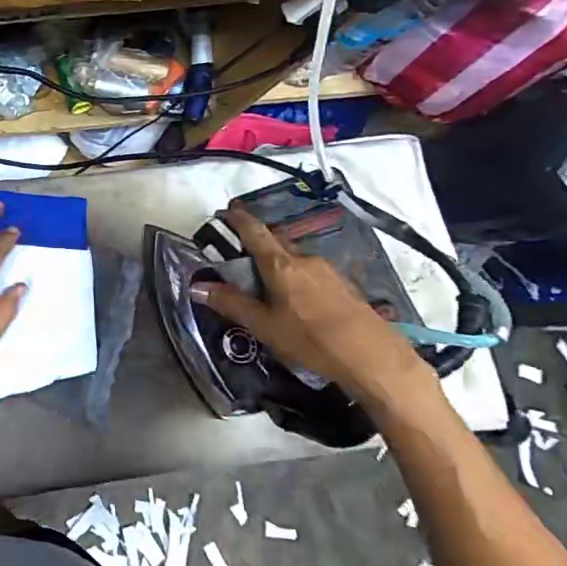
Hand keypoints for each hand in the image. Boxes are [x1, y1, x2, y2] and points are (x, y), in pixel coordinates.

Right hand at [191, 206, 440, 413]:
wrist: (369, 353)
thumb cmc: (310, 339)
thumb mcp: (264, 326)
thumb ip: (232, 304)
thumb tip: (197, 286)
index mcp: (280, 264)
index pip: (254, 231)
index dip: (238, 219)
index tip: (225, 211)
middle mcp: (303, 258)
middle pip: (275, 241)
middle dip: (256, 242)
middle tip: (239, 254)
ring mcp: (326, 268)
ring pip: (294, 256)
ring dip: (277, 261)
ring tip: (265, 282)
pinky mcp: (341, 282)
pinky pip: (310, 270)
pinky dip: (294, 274)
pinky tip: (295, 298)